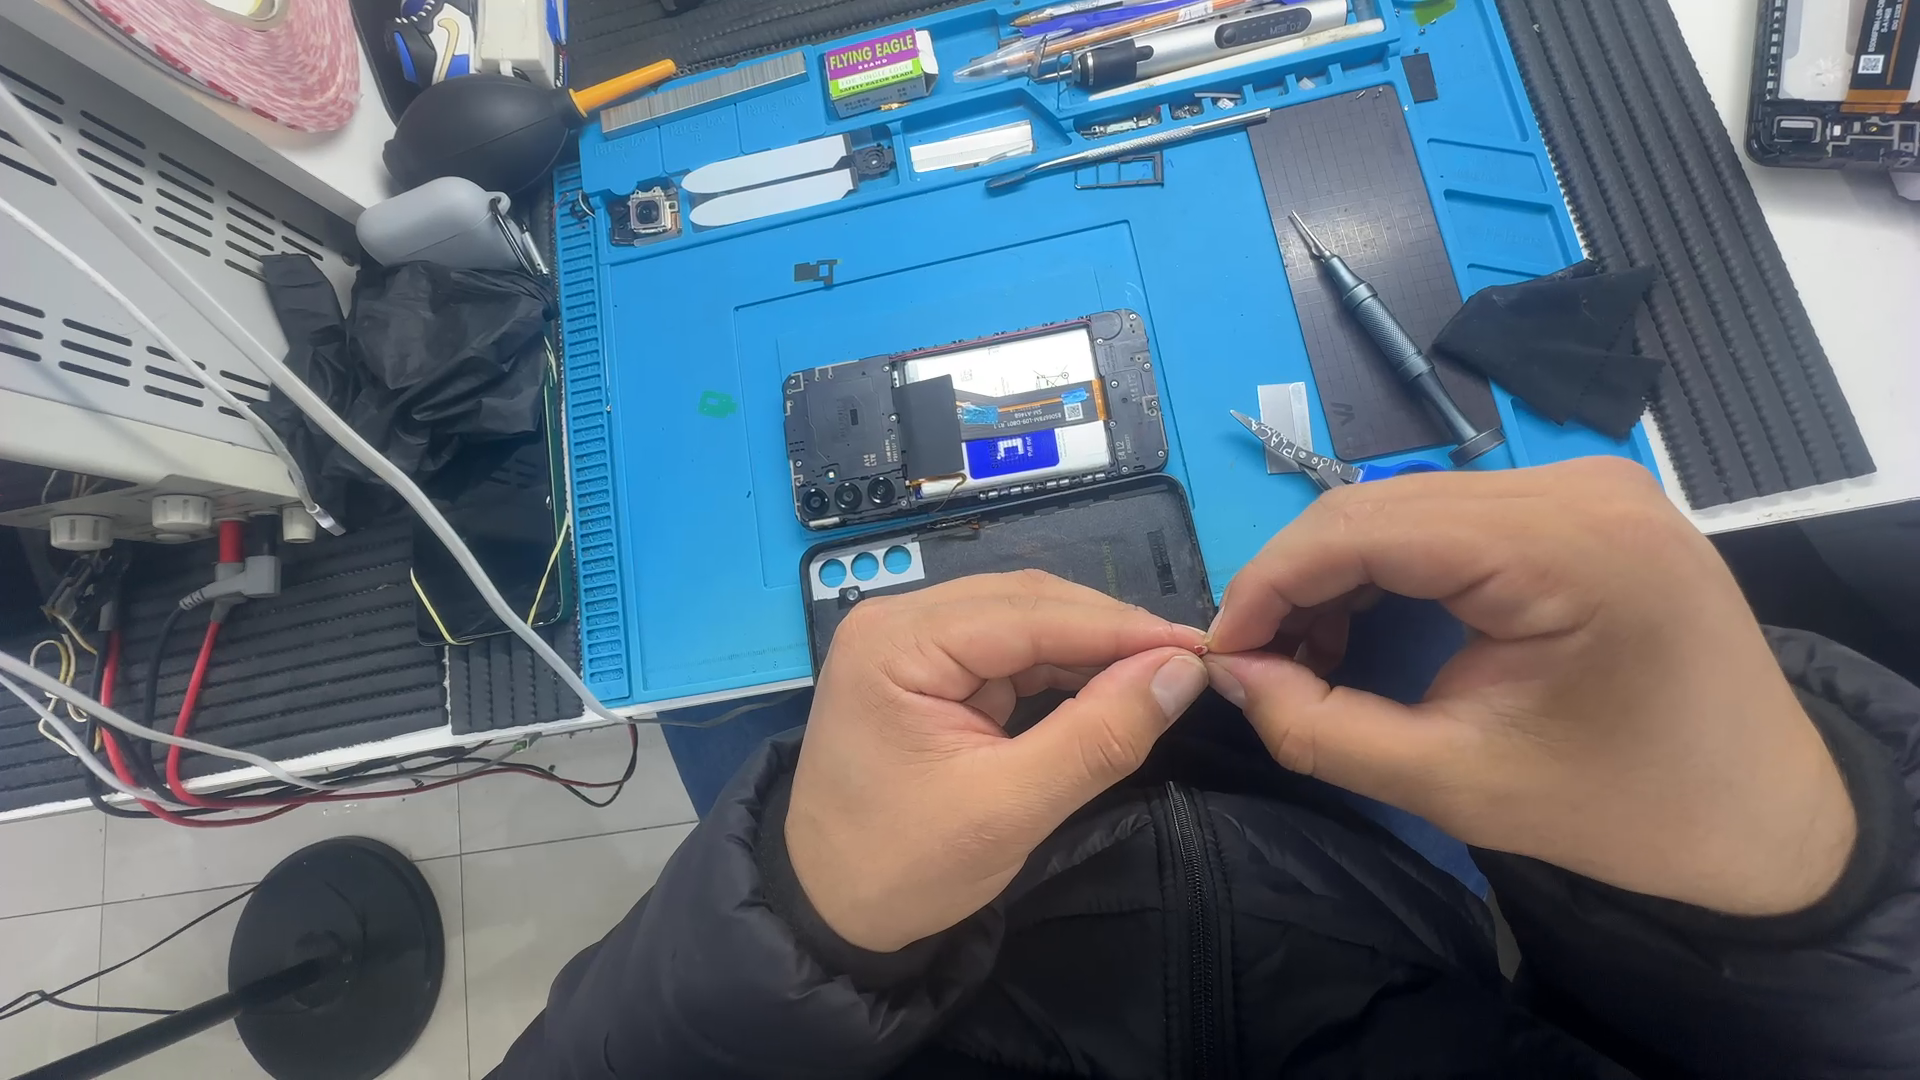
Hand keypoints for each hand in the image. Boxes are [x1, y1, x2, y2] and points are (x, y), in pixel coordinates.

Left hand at [786, 571, 1208, 951]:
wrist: (828, 908)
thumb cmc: (903, 866)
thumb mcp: (1009, 809)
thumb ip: (1098, 737)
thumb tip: (1180, 671)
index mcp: (897, 641)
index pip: (1026, 613)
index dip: (1117, 627)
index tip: (1198, 645)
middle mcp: (898, 620)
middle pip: (1023, 601)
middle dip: (1105, 630)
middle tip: (1183, 661)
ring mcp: (909, 639)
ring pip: (1020, 618)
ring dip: (1087, 643)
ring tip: (1155, 670)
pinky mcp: (926, 664)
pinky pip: (1006, 648)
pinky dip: (1058, 663)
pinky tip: (1103, 679)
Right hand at [1204, 458, 1855, 916]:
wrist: (1765, 817)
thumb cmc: (1622, 808)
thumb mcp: (1451, 786)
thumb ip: (1317, 729)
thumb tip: (1227, 672)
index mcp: (1566, 545)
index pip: (1360, 528)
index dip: (1267, 583)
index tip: (1222, 648)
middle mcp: (1570, 485)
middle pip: (1368, 509)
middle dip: (1290, 583)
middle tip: (1257, 657)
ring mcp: (1572, 484)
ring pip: (1388, 508)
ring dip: (1325, 576)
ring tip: (1303, 649)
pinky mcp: (1562, 503)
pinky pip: (1427, 518)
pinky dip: (1371, 569)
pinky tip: (1356, 622)